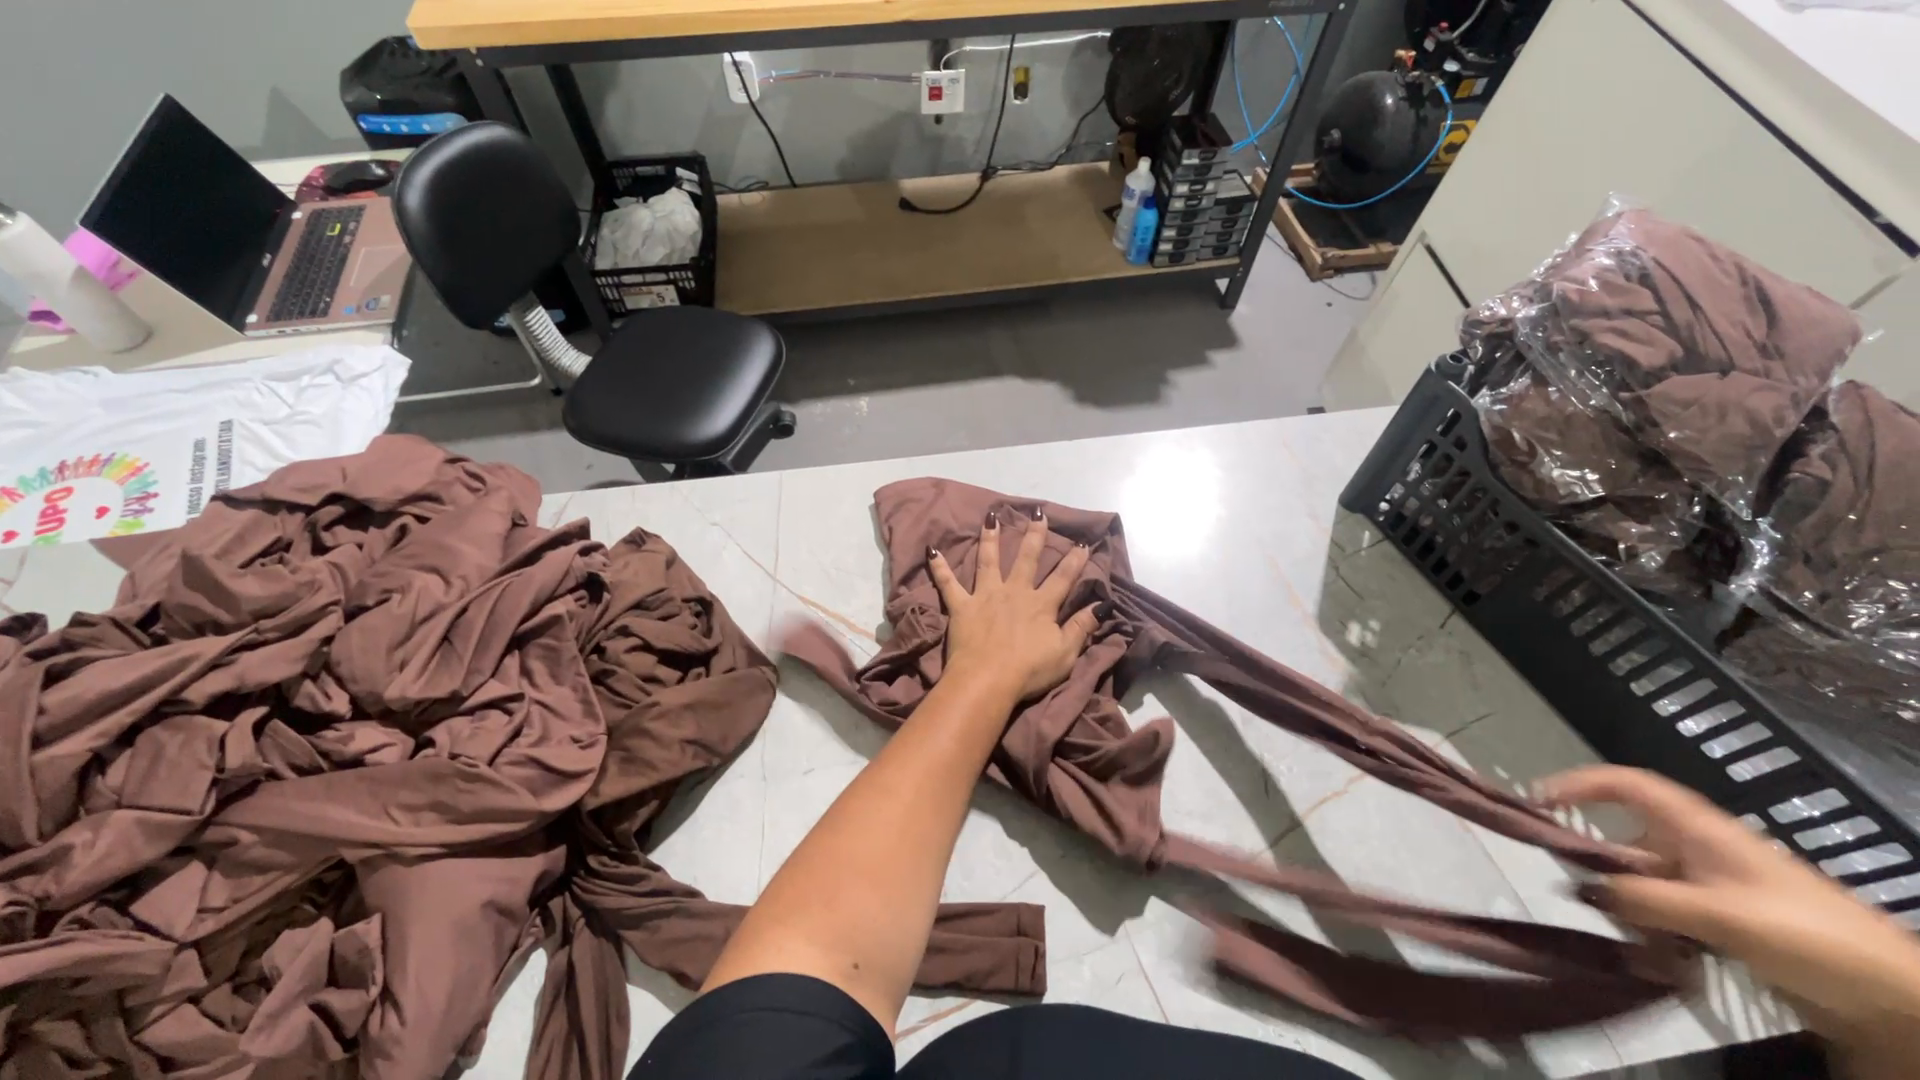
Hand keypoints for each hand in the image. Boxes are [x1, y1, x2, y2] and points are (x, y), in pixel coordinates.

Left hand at [927, 510, 1100, 701]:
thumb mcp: (1065, 653)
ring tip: (991, 516)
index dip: (1075, 559)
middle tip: (1038, 513)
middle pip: (1027, 558)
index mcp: (1042, 604)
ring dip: (990, 537)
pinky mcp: (961, 606)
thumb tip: (1101, 605)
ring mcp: (986, 596)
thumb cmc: (1029, 670)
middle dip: (1034, 535)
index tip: (1083, 541)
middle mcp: (1014, 592)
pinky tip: (931, 551)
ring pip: (988, 560)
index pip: (1063, 577)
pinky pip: (948, 584)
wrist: (987, 680)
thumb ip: (1081, 627)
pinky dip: (939, 568)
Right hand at [1541, 766, 1919, 1064]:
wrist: (1892, 997)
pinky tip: (1658, 964)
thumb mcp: (1719, 915)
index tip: (1537, 802)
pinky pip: (1667, 919)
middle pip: (1628, 843)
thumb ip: (1645, 899)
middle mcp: (1699, 850)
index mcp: (1699, 828)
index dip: (1579, 784)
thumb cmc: (1807, 935)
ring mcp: (1713, 887)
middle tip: (1582, 900)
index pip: (1626, 785)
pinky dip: (1654, 937)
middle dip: (1603, 872)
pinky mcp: (1724, 922)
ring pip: (1645, 887)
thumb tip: (1583, 889)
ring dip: (1631, 914)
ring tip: (1633, 947)